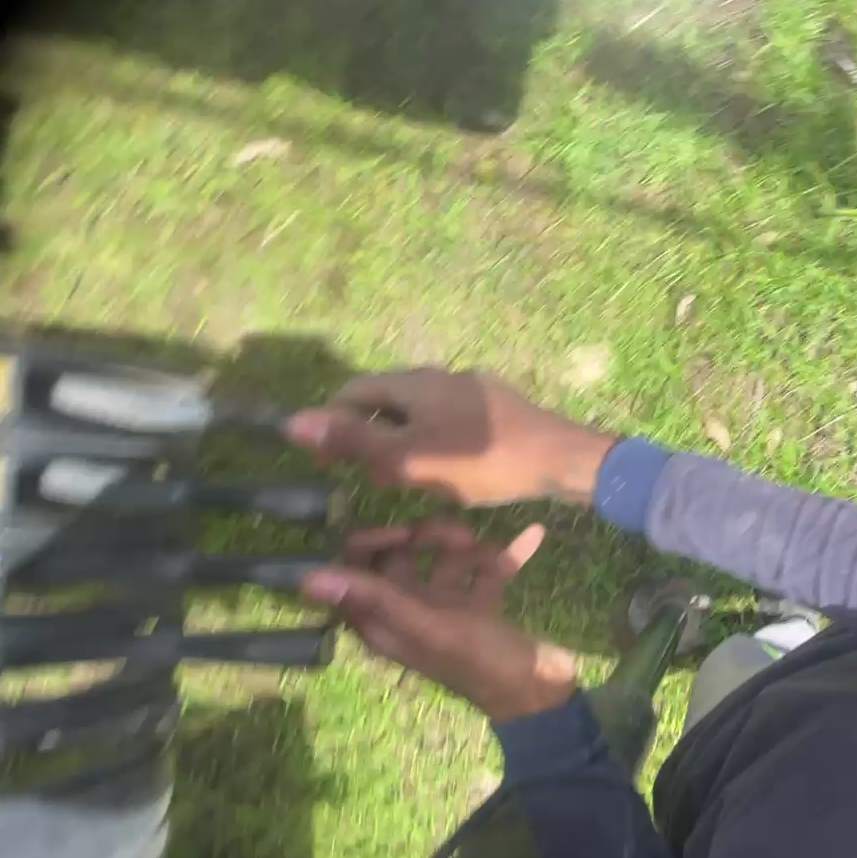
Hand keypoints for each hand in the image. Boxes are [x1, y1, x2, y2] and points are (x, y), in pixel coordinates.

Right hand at [284, 369, 616, 506]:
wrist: (564, 460)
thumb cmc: (484, 461)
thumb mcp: (410, 458)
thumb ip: (354, 441)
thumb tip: (292, 422)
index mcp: (418, 382)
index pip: (354, 393)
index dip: (333, 426)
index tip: (329, 464)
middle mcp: (448, 377)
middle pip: (392, 403)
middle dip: (375, 437)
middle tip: (374, 476)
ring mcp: (483, 392)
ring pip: (429, 415)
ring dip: (412, 444)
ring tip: (413, 480)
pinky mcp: (510, 411)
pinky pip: (463, 425)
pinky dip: (447, 446)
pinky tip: (458, 474)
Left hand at [301, 519, 578, 722]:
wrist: (538, 689)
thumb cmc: (481, 661)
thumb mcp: (431, 629)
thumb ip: (378, 600)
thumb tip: (306, 578)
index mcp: (384, 622)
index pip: (356, 573)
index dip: (371, 546)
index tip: (405, 532)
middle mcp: (408, 613)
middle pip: (402, 561)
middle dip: (429, 541)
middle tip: (460, 537)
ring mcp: (447, 610)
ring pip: (446, 563)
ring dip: (472, 548)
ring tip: (493, 548)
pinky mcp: (481, 608)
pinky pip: (488, 573)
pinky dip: (509, 554)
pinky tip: (533, 535)